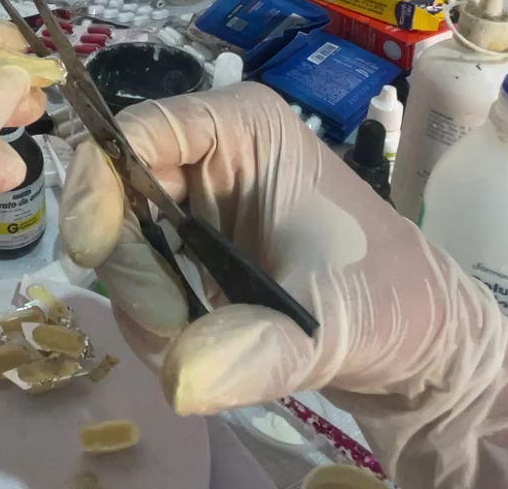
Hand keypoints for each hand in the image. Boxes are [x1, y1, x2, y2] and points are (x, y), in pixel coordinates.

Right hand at [62, 84, 507, 488]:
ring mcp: (188, 193)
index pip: (138, 130)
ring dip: (139, 298)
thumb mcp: (332, 322)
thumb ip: (254, 347)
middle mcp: (202, 148)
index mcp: (239, 126)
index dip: (100, 181)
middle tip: (172, 329)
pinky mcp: (182, 237)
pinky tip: (191, 340)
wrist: (417, 345)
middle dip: (130, 263)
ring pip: (115, 231)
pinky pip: (131, 266)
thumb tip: (178, 382)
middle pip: (113, 185)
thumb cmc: (389, 300)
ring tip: (195, 343)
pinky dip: (147, 312)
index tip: (90, 251)